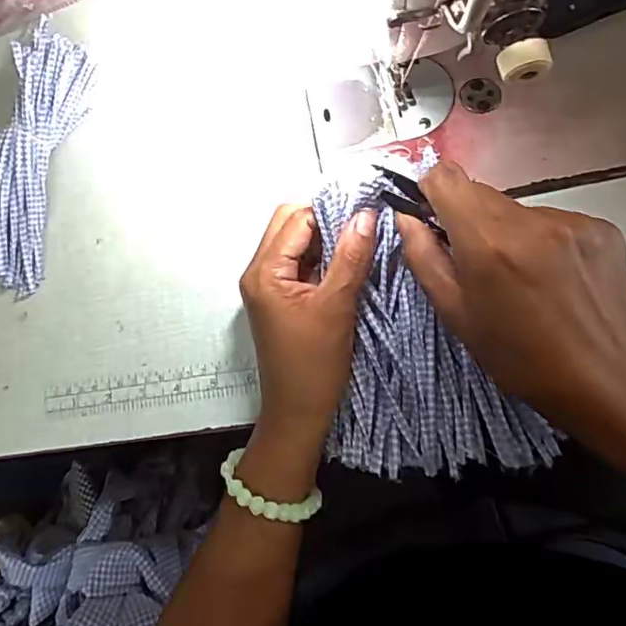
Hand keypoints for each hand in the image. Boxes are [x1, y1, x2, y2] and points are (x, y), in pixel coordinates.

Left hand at [239, 204, 377, 435]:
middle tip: (362, 233)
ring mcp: (269, 285)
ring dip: (327, 241)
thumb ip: (351, 257)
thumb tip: (365, 215)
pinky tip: (348, 268)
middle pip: (291, 223)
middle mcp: (259, 272)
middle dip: (327, 221)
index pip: (296, 218)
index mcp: (264, 272)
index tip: (366, 215)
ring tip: (360, 250)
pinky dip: (324, 260)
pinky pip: (302, 264)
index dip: (331, 212)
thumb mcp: (337, 307)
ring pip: (298, 243)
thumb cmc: (313, 367)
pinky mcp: (282, 298)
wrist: (299, 413)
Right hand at [393, 162, 625, 448]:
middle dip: (471, 220)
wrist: (603, 379)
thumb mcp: (456, 315)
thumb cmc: (520, 357)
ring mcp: (572, 221)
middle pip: (482, 193)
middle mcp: (531, 221)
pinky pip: (554, 221)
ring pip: (518, 209)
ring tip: (523, 278)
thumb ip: (424, 257)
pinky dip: (545, 241)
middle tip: (479, 263)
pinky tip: (555, 277)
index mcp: (488, 242)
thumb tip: (408, 216)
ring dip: (510, 232)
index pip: (446, 177)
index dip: (432, 190)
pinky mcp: (601, 227)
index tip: (433, 214)